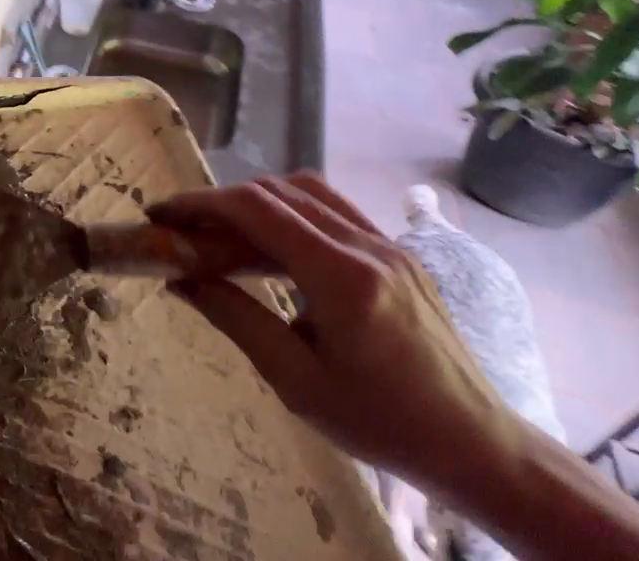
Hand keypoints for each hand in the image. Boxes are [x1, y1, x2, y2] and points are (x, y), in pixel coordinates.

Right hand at [148, 173, 532, 500]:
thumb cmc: (381, 421)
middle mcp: (368, 248)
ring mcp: (389, 248)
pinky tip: (269, 246)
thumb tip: (179, 280)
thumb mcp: (293, 379)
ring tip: (221, 233)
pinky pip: (332, 211)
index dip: (198, 204)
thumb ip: (234, 318)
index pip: (255, 209)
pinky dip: (288, 213)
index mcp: (342, 277)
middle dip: (219, 202)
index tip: (159, 216)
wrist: (479, 447)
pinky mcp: (398, 257)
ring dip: (254, 202)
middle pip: (276, 193)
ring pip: (306, 192)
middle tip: (181, 229)